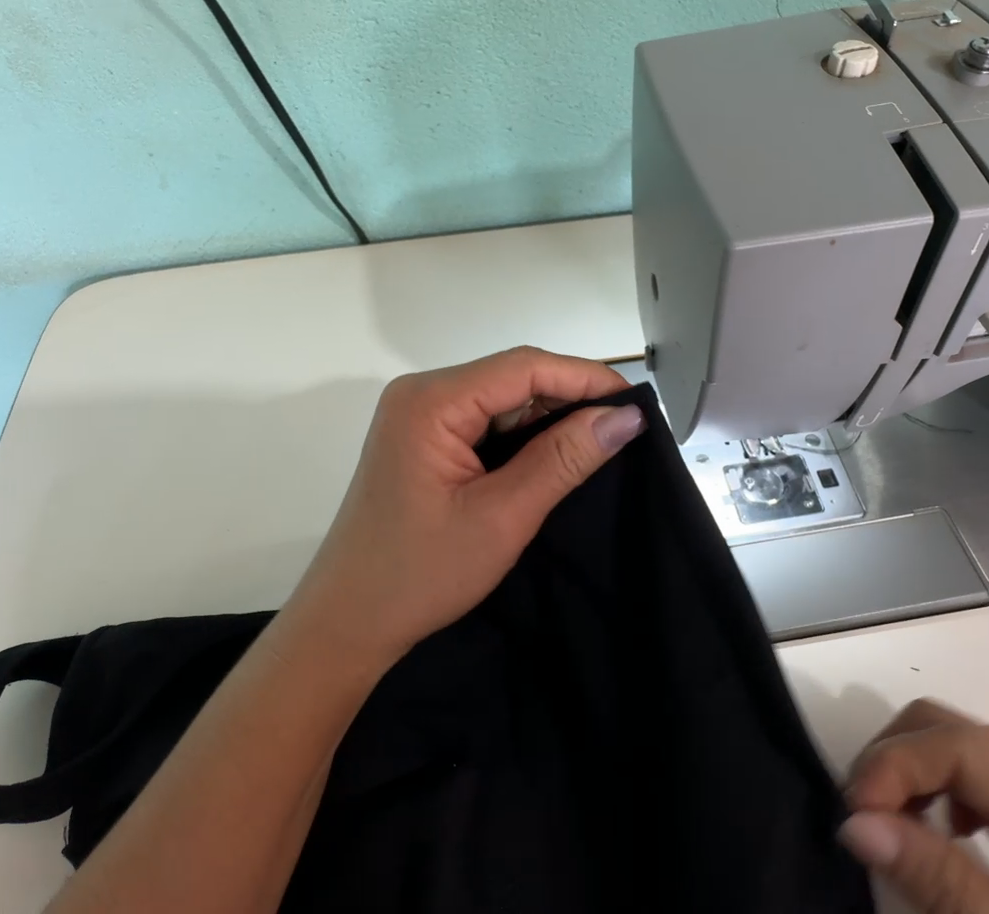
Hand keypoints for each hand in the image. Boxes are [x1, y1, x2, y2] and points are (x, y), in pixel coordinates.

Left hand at [284, 346, 644, 663]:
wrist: (349, 621)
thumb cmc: (420, 574)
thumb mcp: (503, 517)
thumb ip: (564, 459)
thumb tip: (625, 417)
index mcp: (431, 401)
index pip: (524, 367)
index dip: (586, 379)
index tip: (638, 404)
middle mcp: (422, 394)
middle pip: (513, 377)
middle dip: (571, 399)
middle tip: (626, 429)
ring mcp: (420, 416)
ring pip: (503, 400)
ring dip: (551, 419)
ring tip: (603, 442)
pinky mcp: (425, 440)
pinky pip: (487, 423)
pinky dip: (525, 437)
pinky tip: (558, 455)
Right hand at [839, 699, 988, 913]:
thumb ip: (944, 885)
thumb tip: (857, 821)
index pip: (963, 745)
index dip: (894, 764)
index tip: (853, 819)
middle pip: (966, 732)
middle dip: (899, 760)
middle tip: (865, 823)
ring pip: (974, 756)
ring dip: (917, 777)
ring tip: (891, 834)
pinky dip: (948, 798)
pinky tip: (942, 843)